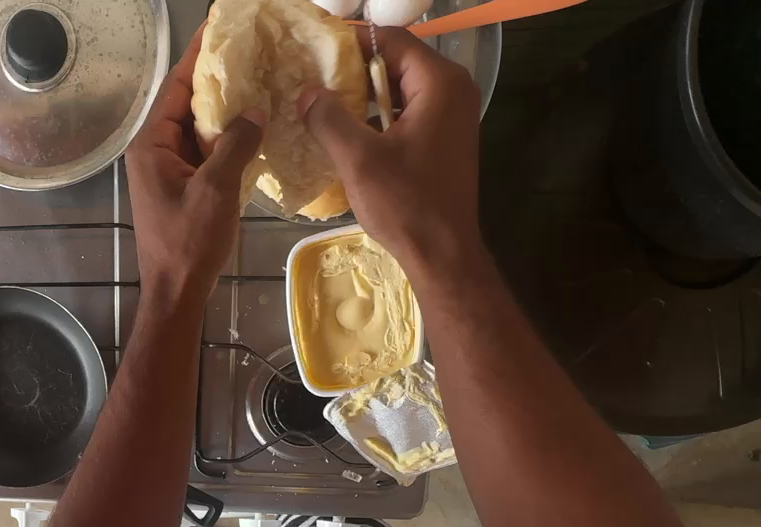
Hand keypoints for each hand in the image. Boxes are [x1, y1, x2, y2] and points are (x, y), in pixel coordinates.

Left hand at [126, 28, 265, 305]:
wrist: (177, 294)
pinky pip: (205, 156)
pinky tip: (255, 131)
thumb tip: (256, 109)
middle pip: (187, 105)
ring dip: (227, 114)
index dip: (201, 56)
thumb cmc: (188, 244)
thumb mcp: (215, 189)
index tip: (225, 28)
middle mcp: (155, 154)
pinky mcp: (183, 192)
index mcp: (151, 145)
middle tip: (255, 56)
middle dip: (220, 82)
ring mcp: (168, 174)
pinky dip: (227, 143)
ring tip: (262, 85)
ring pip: (198, 132)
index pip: (176, 86)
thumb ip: (236, 143)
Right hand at [298, 28, 485, 276]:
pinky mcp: (446, 142)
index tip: (317, 54)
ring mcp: (453, 118)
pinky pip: (408, 118)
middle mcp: (453, 90)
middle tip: (316, 85)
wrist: (443, 253)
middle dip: (355, 74)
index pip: (391, 40)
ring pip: (401, 93)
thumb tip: (307, 93)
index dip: (352, 43)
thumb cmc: (405, 204)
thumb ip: (330, 120)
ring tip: (327, 113)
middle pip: (397, 64)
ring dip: (365, 102)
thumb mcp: (359, 160)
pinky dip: (380, 123)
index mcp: (439, 82)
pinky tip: (352, 141)